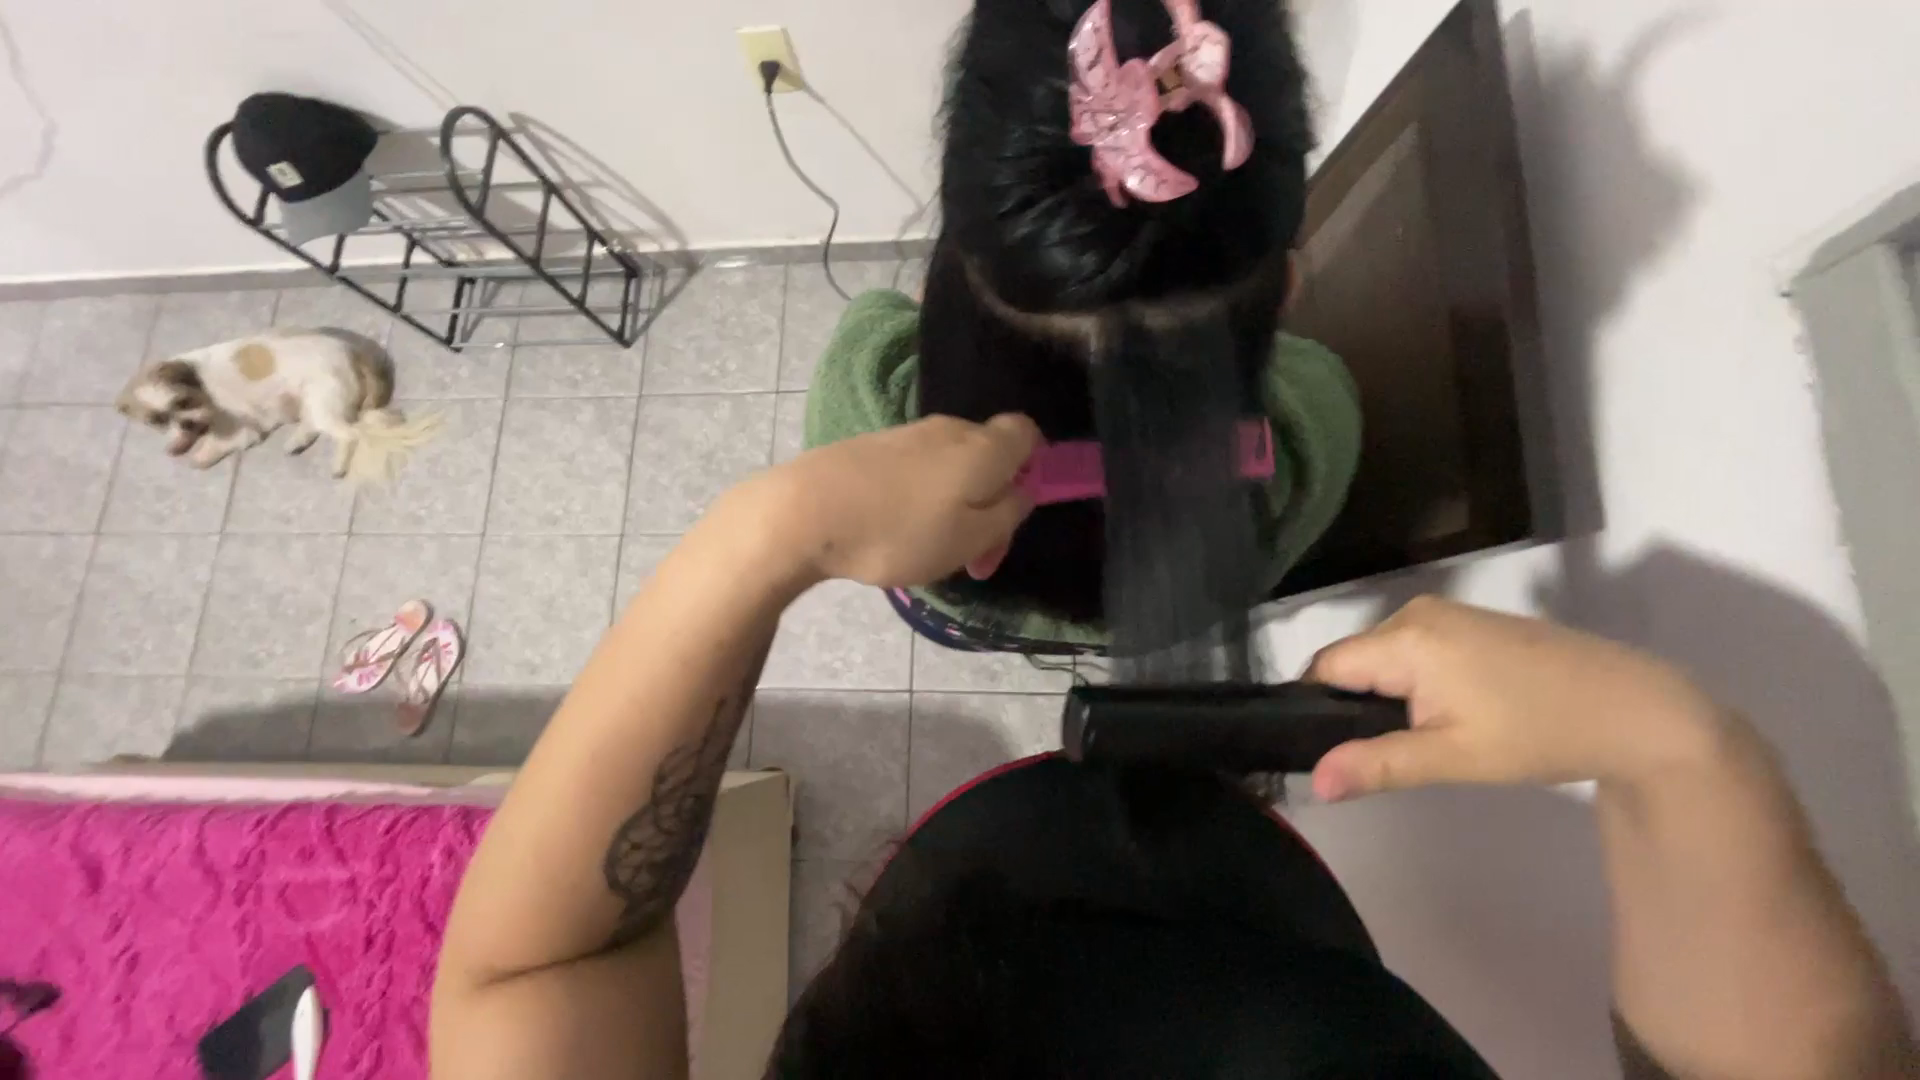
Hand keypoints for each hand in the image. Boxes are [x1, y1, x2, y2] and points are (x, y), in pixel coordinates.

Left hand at [756, 413, 1039, 588]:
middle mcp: (950, 430)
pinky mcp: (874, 448)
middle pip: (989, 456)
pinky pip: (917, 472)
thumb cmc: (900, 531)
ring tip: (932, 552)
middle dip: (991, 503)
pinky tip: (896, 534)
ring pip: (951, 468)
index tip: (1016, 510)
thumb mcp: (970, 538)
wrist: (806, 512)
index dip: (1034, 467)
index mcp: (983, 447)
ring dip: (955, 507)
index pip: (1028, 433)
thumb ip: (1008, 513)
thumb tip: (1023, 490)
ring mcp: (907, 436)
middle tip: (975, 557)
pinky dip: (920, 500)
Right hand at [1306, 597, 1740, 800]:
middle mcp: (1414, 613)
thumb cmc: (1541, 733)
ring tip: (1420, 734)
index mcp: (1406, 639)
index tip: (1329, 746)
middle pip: (1352, 660)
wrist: (1640, 710)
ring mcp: (1443, 613)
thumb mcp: (1455, 757)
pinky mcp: (1465, 621)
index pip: (1325, 667)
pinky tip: (1447, 710)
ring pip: (1380, 655)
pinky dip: (1410, 679)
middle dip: (1355, 702)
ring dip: (1385, 693)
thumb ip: (1377, 765)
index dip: (1316, 706)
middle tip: (1386, 750)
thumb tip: (1315, 783)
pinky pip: (1409, 648)